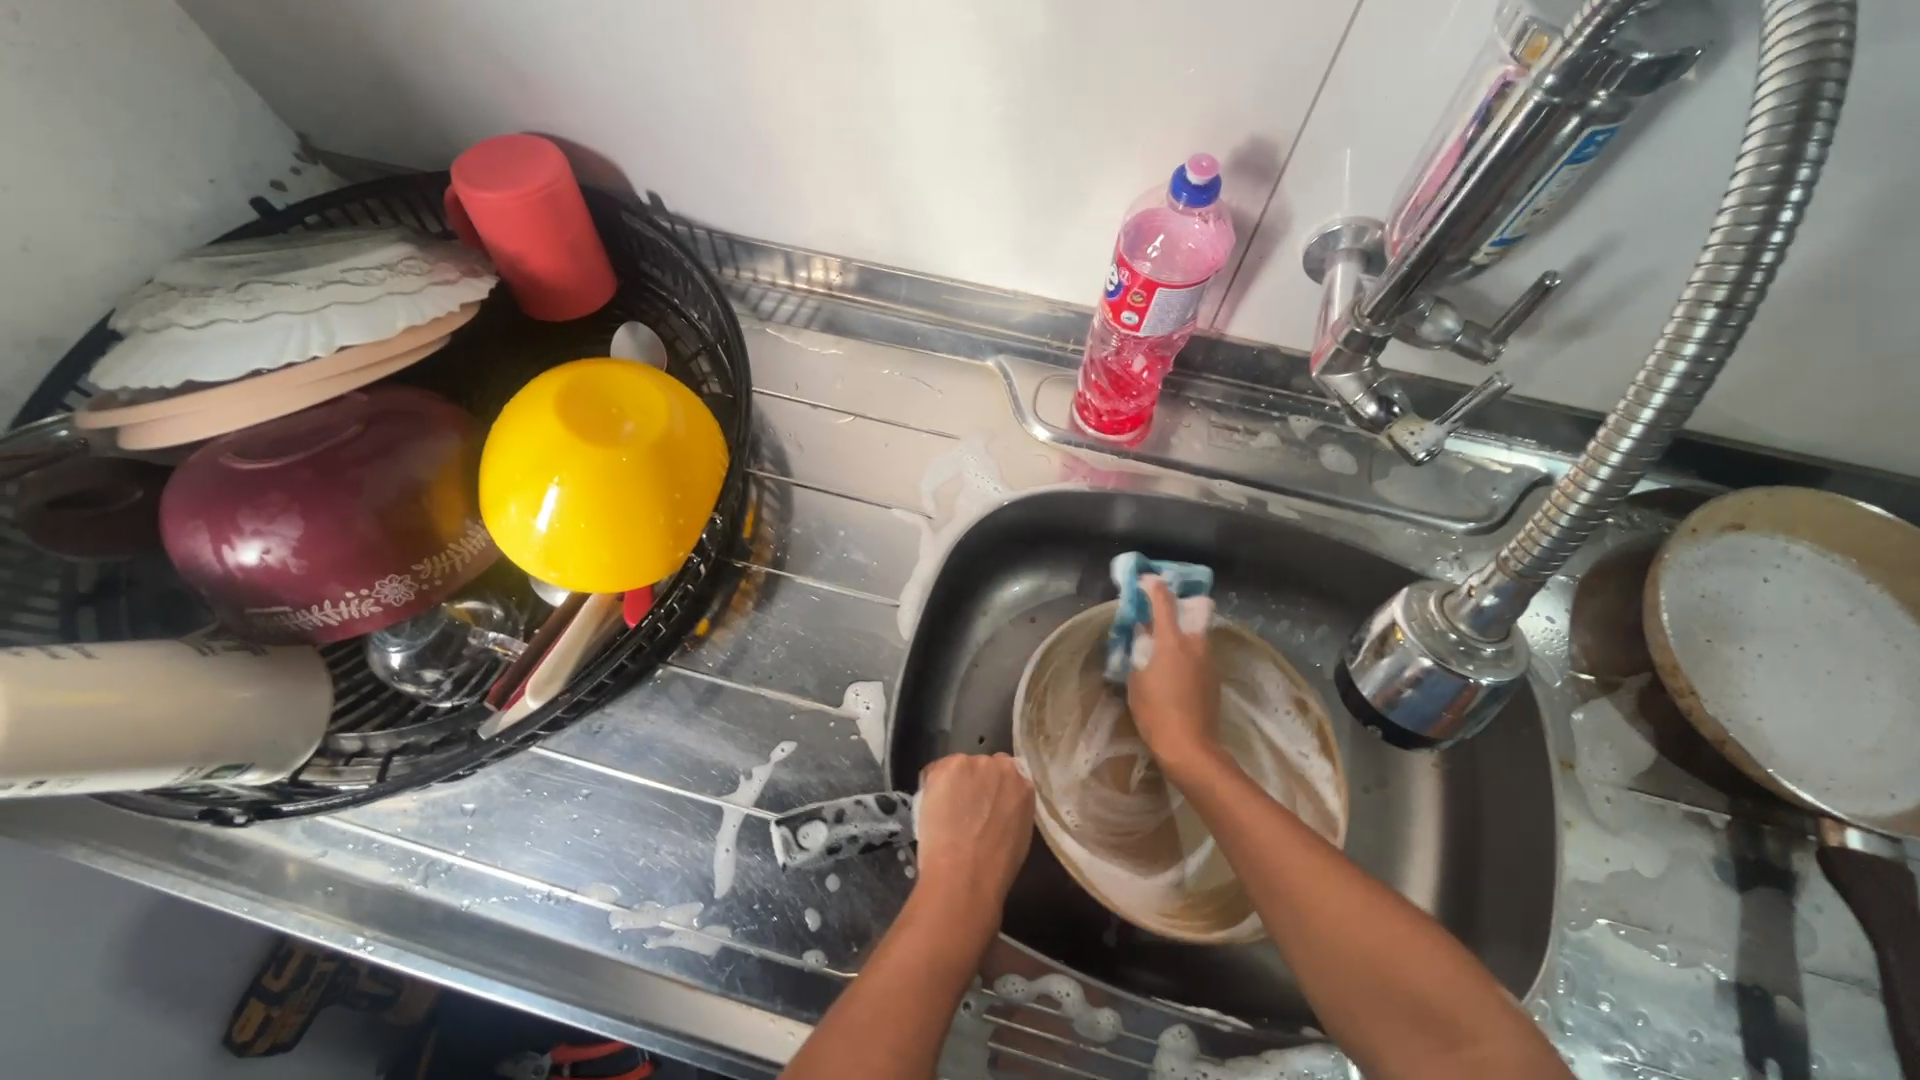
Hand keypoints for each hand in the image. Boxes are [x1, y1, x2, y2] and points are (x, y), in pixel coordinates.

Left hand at [914, 753, 1033, 914]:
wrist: (966, 872)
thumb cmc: (997, 865)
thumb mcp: (1020, 833)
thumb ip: (1013, 809)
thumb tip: (999, 808)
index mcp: (1023, 784)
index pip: (1007, 775)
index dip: (992, 789)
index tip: (984, 803)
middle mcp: (1001, 766)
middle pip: (984, 766)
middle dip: (975, 782)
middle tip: (965, 806)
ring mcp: (972, 764)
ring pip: (960, 767)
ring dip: (955, 782)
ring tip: (946, 808)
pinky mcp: (946, 768)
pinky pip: (937, 771)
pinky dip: (934, 785)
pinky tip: (933, 806)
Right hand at [1126, 576, 1222, 777]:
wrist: (1190, 747)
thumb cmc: (1155, 712)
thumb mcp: (1136, 680)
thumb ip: (1139, 653)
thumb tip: (1142, 639)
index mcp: (1172, 641)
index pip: (1164, 603)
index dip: (1154, 588)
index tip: (1147, 579)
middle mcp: (1196, 645)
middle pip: (1195, 612)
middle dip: (1180, 606)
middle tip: (1162, 611)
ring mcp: (1209, 662)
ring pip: (1198, 634)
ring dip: (1184, 630)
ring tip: (1165, 641)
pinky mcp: (1214, 678)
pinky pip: (1200, 654)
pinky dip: (1188, 651)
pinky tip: (1175, 666)